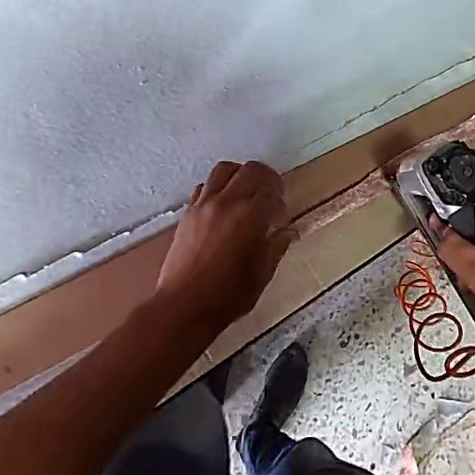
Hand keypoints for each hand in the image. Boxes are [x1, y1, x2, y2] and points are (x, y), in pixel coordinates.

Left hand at [156, 160, 294, 326]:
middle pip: (252, 170)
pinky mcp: (188, 213)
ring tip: (247, 193)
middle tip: (272, 197)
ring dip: (241, 176)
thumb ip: (278, 245)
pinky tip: (224, 207)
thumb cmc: (230, 293)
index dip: (281, 205)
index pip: (273, 193)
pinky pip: (205, 186)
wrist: (185, 305)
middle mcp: (227, 203)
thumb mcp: (264, 271)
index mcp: (251, 216)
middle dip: (268, 180)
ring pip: (225, 170)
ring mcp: (204, 205)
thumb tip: (288, 232)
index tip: (281, 220)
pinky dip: (219, 188)